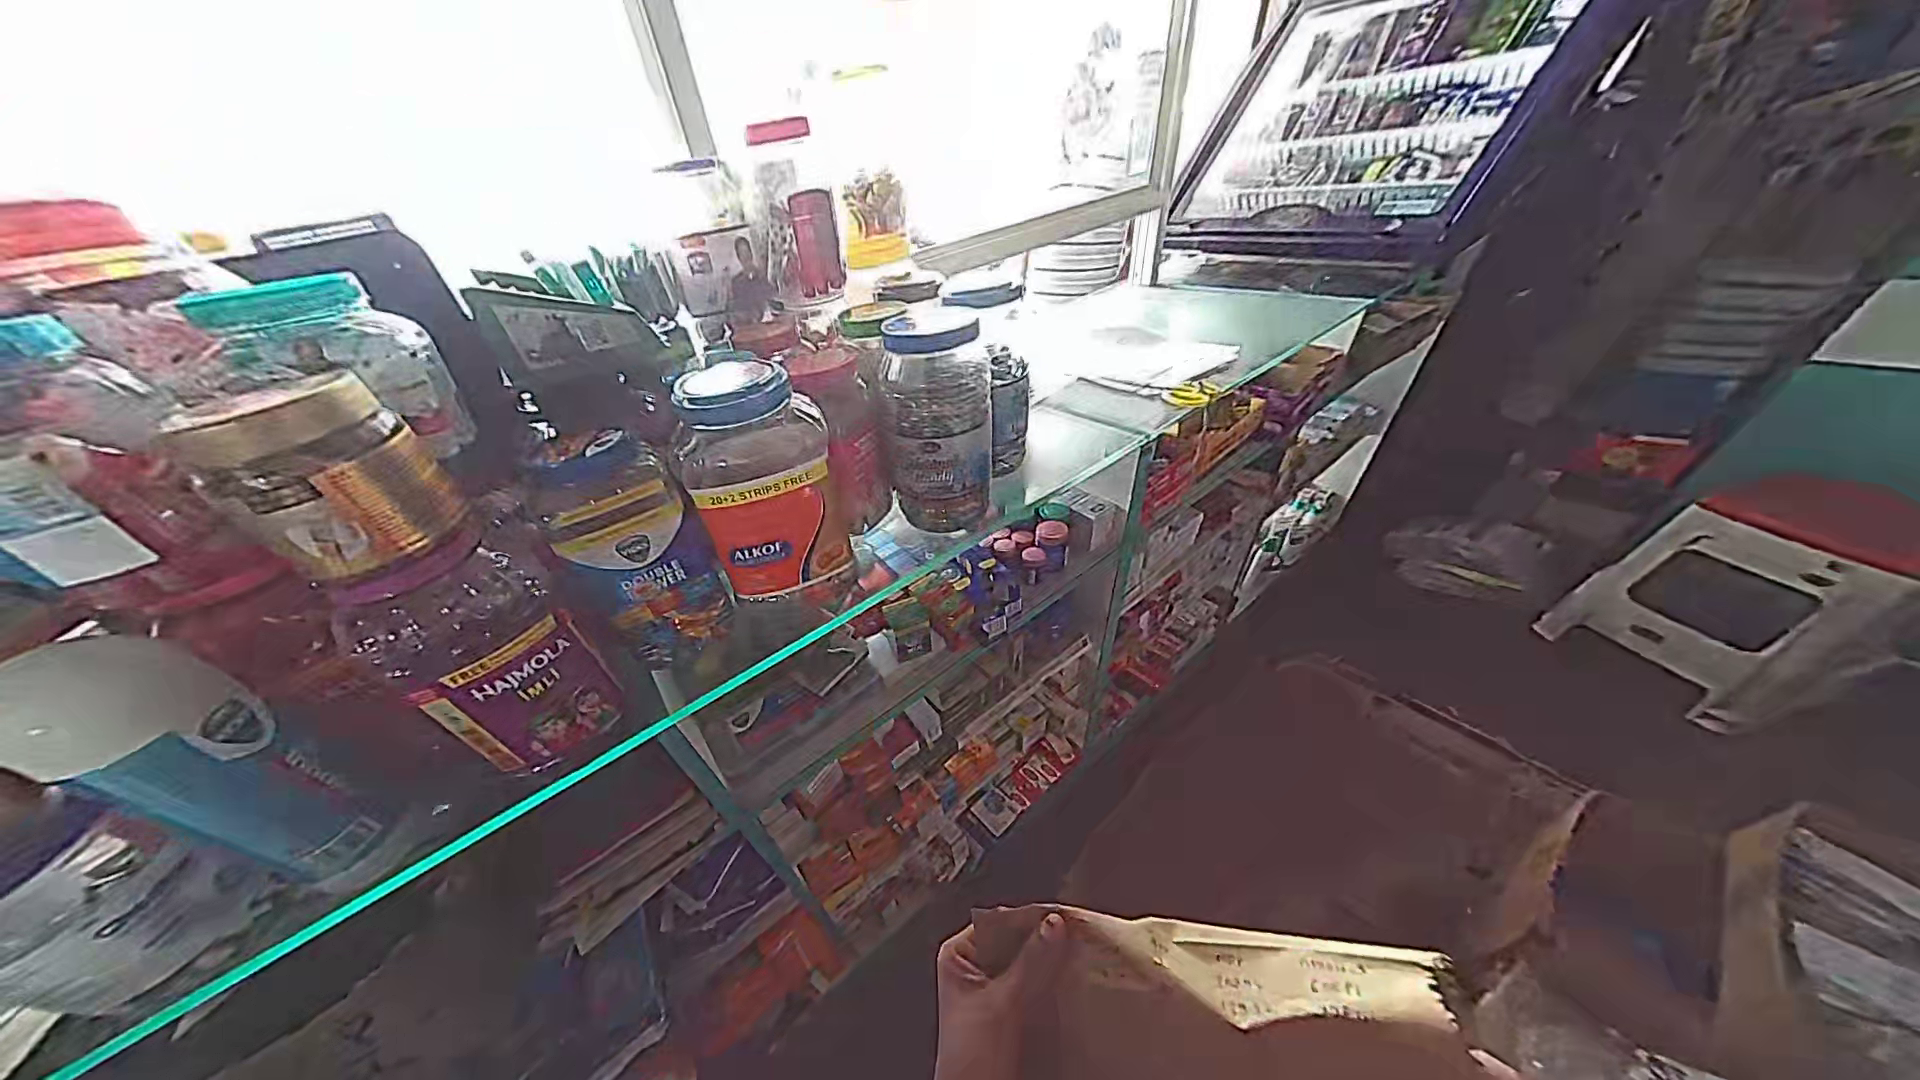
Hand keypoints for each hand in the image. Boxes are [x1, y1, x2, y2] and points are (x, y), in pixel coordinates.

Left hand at [933, 912, 1066, 1079]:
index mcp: (959, 953)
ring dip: (1051, 959)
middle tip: (1074, 931)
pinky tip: (1070, 977)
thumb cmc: (970, 1059)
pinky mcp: (1012, 1010)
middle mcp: (975, 966)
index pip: (999, 921)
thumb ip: (1030, 961)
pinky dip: (1052, 980)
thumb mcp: (1002, 1002)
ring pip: (1027, 962)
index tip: (1060, 914)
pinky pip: (1035, 985)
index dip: (1030, 917)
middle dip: (1043, 938)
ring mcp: (994, 989)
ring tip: (1077, 950)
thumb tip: (1053, 923)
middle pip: (1015, 940)